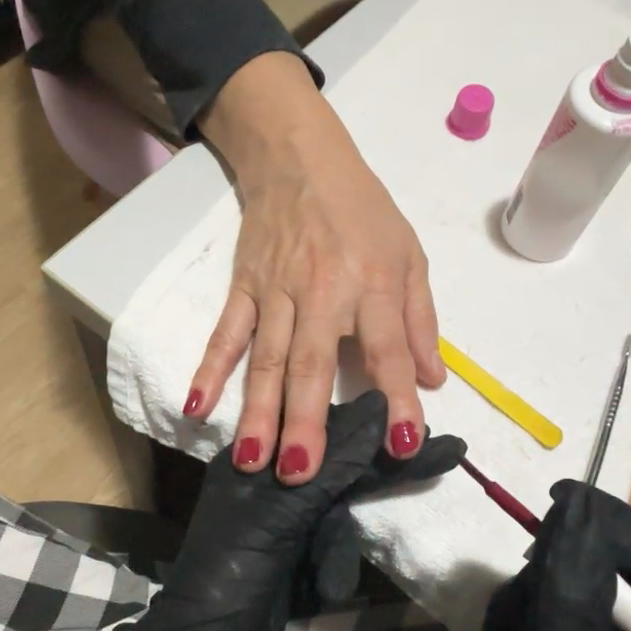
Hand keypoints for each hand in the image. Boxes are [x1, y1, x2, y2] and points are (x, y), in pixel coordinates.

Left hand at [92, 391, 463, 630]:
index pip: (324, 435)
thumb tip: (378, 413)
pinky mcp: (294, 561)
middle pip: (339, 470)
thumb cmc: (228, 577)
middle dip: (383, 472)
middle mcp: (269, 486)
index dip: (375, 432)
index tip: (425, 429)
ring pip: (339, 514)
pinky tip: (322, 591)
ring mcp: (282, 527)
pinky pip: (331, 551)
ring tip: (337, 572)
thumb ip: (329, 469)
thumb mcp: (277, 517)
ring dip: (342, 546)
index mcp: (253, 462)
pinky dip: (333, 570)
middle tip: (444, 454)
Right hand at [189, 53, 446, 484]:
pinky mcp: (244, 288)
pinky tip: (197, 406)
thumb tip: (433, 381)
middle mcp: (323, 291)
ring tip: (252, 460)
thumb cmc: (363, 212)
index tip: (401, 444)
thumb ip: (420, 321)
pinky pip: (226, 332)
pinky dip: (211, 369)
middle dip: (305, 419)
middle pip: (313, 362)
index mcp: (373, 283)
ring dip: (258, 410)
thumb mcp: (410, 255)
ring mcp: (276, 291)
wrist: (299, 158)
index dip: (397, 397)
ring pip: (266, 358)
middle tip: (300, 472)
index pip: (388, 348)